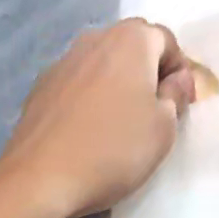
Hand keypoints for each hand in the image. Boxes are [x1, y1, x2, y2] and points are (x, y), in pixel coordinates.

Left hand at [0, 18, 198, 217]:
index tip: (179, 106)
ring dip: (114, 89)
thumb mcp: (163, 130)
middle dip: (145, 77)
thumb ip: (176, 97)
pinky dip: (87, 103)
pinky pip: (75, 89)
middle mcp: (93, 39)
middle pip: (131, 50)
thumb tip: (176, 80)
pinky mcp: (39, 89)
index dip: (179, 73)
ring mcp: (61, 63)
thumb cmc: (112, 151)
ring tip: (116, 128)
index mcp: (131, 39)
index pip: (167, 41)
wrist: (40, 178)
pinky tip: (86, 135)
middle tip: (151, 117)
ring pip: (100, 68)